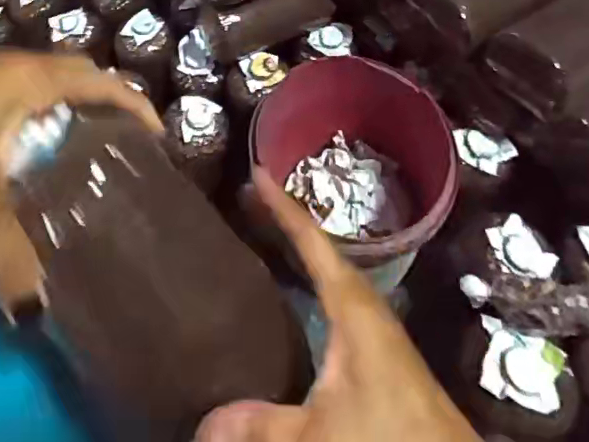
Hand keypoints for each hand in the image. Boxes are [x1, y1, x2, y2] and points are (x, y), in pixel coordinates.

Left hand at [0, 51, 159, 308]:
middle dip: (109, 100)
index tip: (156, 138)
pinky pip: (24, 85)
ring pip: (50, 77)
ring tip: (84, 144)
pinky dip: (44, 104)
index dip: (136, 106)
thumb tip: (40, 306)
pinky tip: (27, 144)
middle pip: (82, 72)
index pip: (104, 83)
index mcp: (33, 81)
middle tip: (121, 142)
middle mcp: (18, 65)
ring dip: (74, 100)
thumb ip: (11, 254)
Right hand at [195, 175, 480, 441]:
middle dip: (287, 224)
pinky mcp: (379, 352)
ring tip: (269, 237)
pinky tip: (299, 303)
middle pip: (321, 251)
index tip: (259, 173)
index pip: (312, 242)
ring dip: (302, 253)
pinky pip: (336, 299)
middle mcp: (365, 305)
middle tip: (251, 200)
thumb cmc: (385, 435)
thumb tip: (203, 421)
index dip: (284, 207)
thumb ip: (261, 425)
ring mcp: (375, 327)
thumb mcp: (317, 436)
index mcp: (353, 305)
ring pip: (332, 275)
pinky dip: (312, 284)